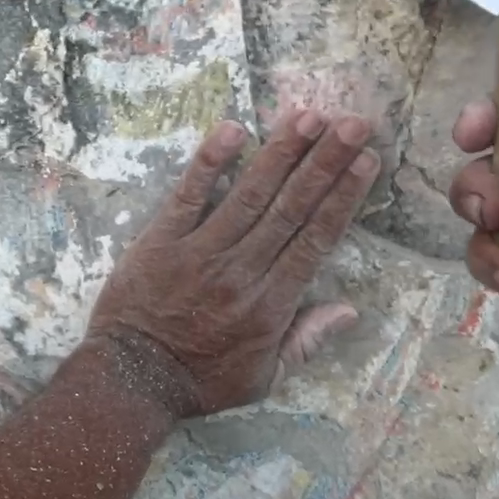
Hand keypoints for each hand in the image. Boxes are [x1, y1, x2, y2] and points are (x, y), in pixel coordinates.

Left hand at [83, 112, 379, 418]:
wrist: (133, 378)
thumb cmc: (200, 381)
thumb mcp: (263, 379)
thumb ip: (306, 342)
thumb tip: (350, 308)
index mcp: (271, 305)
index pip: (316, 239)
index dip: (343, 198)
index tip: (366, 162)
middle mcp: (241, 271)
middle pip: (290, 209)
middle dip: (324, 163)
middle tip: (352, 123)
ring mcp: (199, 252)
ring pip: (248, 196)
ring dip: (279, 154)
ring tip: (306, 116)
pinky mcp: (160, 241)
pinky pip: (187, 197)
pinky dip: (209, 163)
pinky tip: (231, 130)